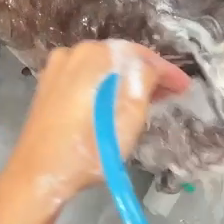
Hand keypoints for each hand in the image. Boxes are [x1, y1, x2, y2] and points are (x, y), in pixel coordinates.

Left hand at [0, 40, 188, 210]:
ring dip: (126, 79)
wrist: (39, 171)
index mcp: (92, 56)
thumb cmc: (88, 149)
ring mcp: (58, 66)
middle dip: (147, 73)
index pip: (137, 54)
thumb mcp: (127, 120)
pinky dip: (105, 84)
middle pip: (118, 57)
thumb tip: (149, 68)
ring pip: (102, 66)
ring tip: (152, 98)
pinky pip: (85, 75)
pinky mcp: (49, 82)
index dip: (165, 69)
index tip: (185, 86)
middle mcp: (72, 52)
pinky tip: (119, 101)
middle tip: (172, 92)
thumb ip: (142, 85)